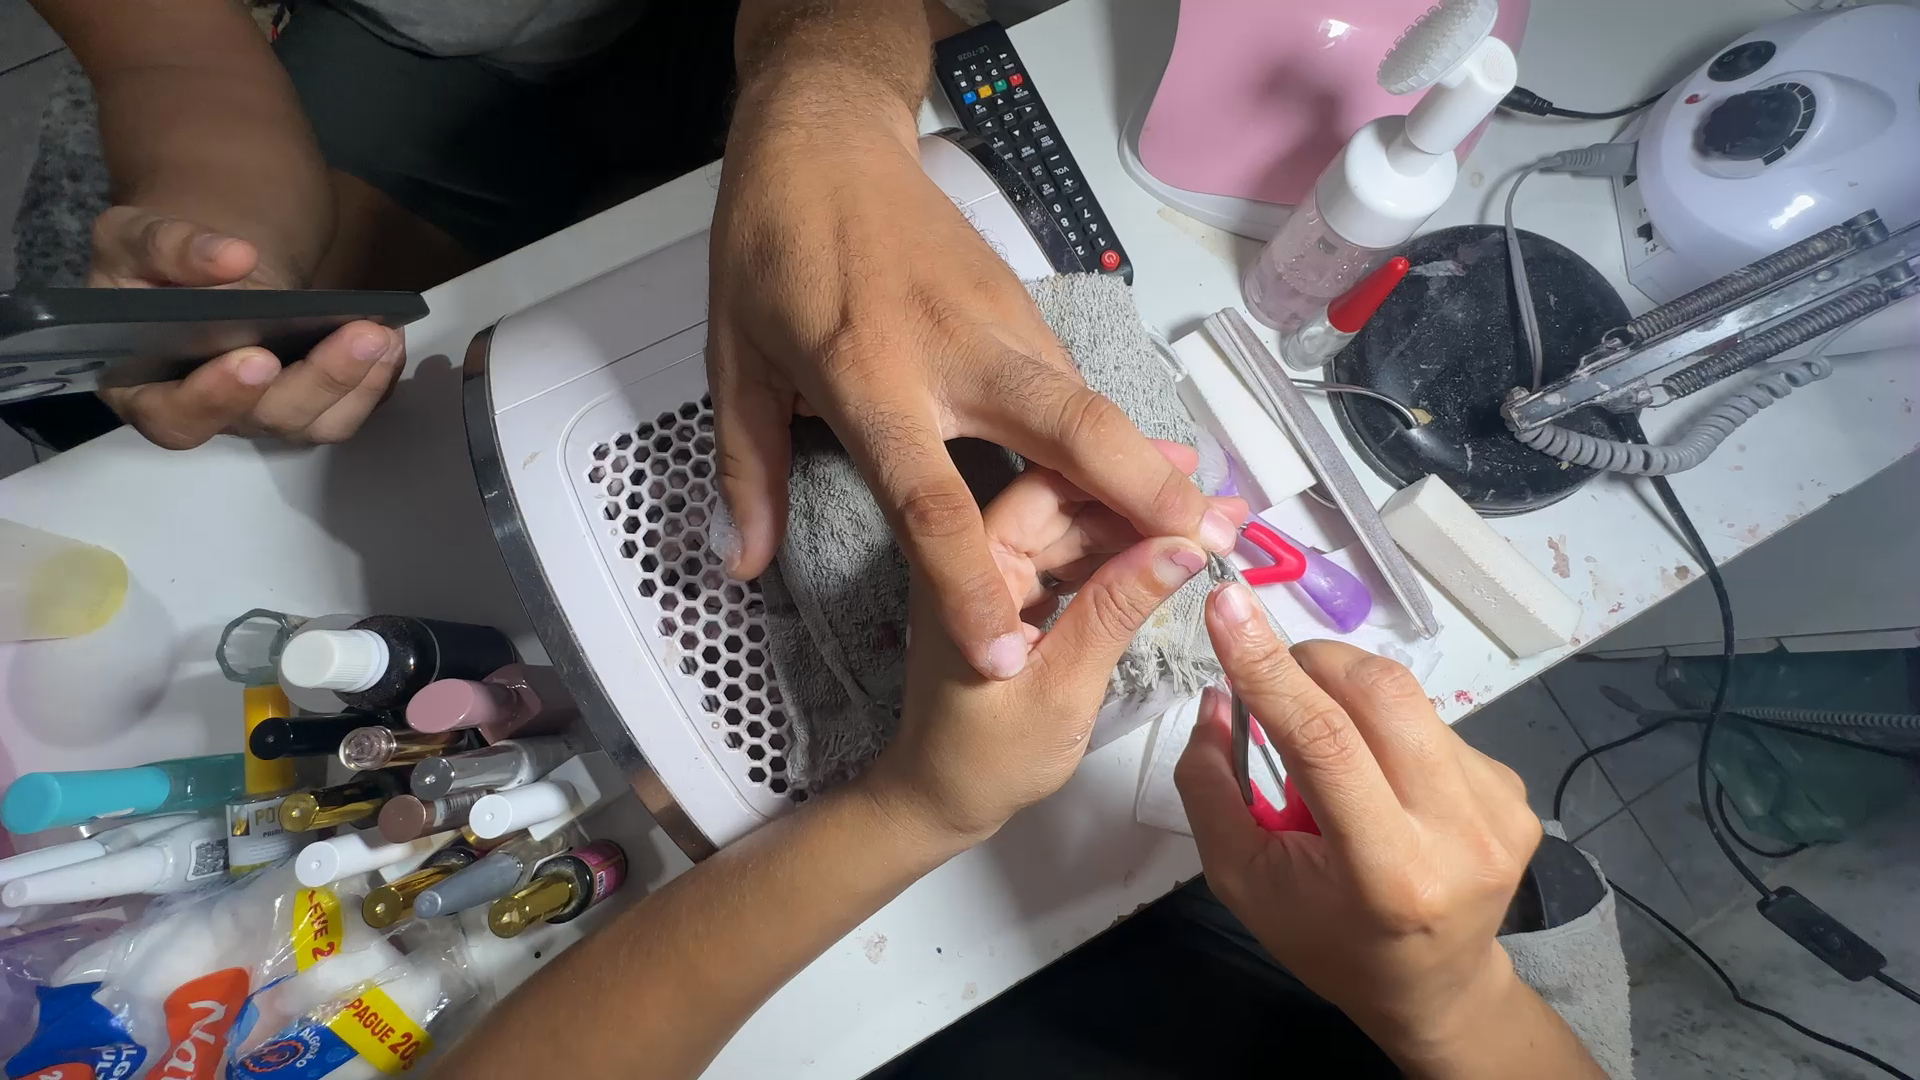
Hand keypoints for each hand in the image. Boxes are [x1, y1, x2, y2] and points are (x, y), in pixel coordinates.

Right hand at [89, 206, 403, 448]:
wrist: (216, 276)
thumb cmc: (161, 268)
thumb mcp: (136, 240)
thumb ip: (165, 247)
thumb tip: (232, 256)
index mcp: (144, 387)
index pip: (176, 416)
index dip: (216, 397)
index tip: (256, 358)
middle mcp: (217, 414)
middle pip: (274, 418)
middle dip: (323, 377)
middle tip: (361, 334)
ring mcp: (274, 416)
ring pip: (327, 422)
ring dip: (363, 381)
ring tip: (383, 333)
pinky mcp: (320, 409)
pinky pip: (359, 407)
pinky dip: (380, 376)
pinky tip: (392, 337)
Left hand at [707, 93, 1235, 682]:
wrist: (823, 140)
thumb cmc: (771, 253)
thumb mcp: (735, 364)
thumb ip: (746, 471)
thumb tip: (742, 563)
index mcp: (870, 380)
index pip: (931, 504)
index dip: (970, 589)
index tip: (1009, 661)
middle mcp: (953, 354)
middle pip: (1066, 429)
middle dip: (1140, 491)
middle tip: (1205, 546)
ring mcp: (1000, 323)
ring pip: (1086, 401)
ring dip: (1148, 460)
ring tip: (1201, 521)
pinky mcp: (1021, 305)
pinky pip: (1072, 382)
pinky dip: (1112, 433)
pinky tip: (1134, 470)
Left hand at [860, 451, 1239, 846]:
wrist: (942, 799)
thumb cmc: (990, 758)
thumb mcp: (1062, 687)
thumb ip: (1116, 610)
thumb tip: (1184, 543)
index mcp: (966, 567)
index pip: (1045, 494)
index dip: (1118, 477)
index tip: (1192, 478)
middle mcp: (974, 556)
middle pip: (1063, 505)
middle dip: (1139, 501)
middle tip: (1219, 505)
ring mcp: (994, 576)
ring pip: (1071, 531)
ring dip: (1135, 528)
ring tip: (1208, 525)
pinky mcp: (1012, 597)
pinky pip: (1067, 562)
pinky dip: (1115, 558)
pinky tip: (1162, 554)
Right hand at [1176, 584, 1551, 1068]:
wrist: (1436, 987)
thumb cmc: (1322, 936)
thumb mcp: (1238, 876)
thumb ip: (1210, 782)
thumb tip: (1218, 695)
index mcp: (1386, 869)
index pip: (1323, 740)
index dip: (1267, 665)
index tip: (1227, 603)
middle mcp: (1459, 831)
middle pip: (1381, 692)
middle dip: (1309, 660)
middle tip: (1271, 681)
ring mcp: (1499, 806)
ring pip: (1402, 693)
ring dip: (1340, 691)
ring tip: (1323, 745)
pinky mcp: (1511, 789)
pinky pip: (1425, 716)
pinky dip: (1376, 721)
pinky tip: (1372, 770)